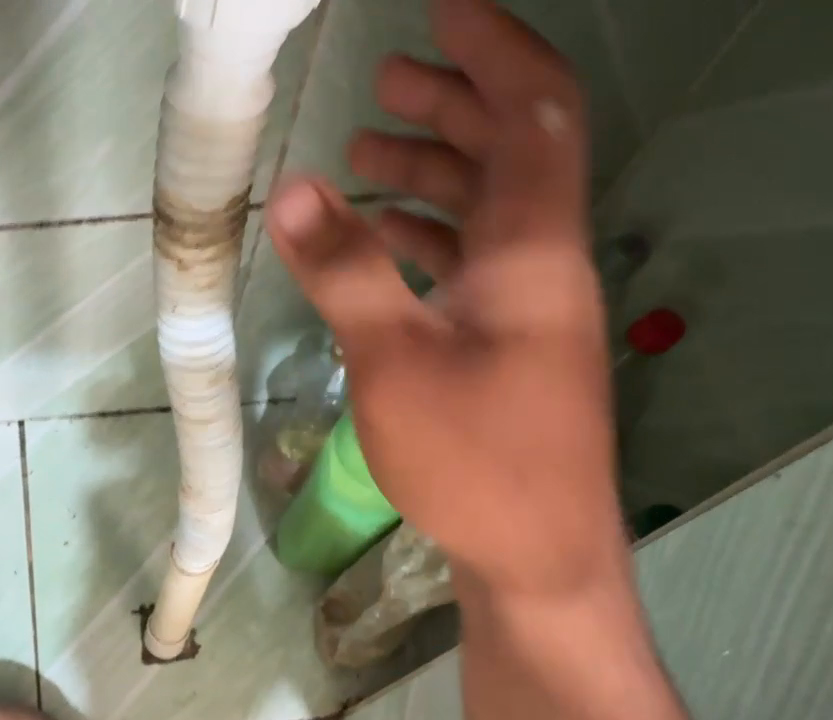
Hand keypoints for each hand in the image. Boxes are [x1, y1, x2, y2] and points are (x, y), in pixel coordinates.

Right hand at [265, 0, 622, 598]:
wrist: (535, 552)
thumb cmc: (473, 456)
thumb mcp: (396, 360)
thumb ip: (346, 270)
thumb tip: (291, 187)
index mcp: (531, 247)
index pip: (532, 112)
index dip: (492, 50)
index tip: (439, 10)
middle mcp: (541, 263)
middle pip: (511, 153)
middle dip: (452, 103)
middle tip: (384, 80)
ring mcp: (528, 308)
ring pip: (488, 211)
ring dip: (435, 171)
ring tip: (367, 153)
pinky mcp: (508, 348)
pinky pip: (472, 264)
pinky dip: (429, 236)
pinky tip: (386, 241)